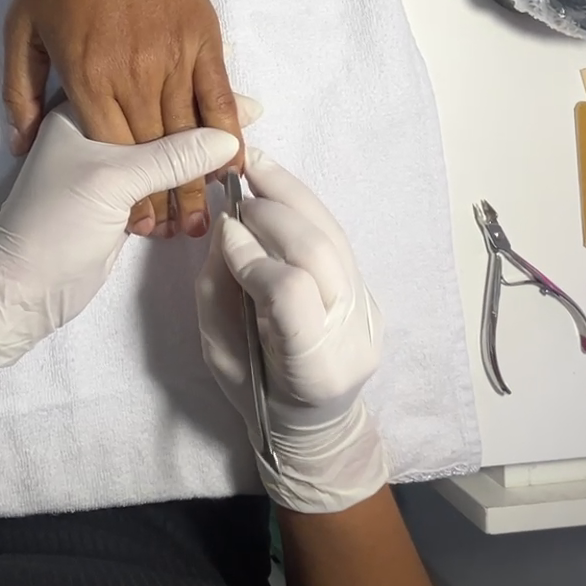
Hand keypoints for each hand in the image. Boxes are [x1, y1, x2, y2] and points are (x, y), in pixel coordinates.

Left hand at [0, 105, 240, 368]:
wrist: (23, 285)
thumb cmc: (56, 221)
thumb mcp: (113, 181)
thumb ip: (170, 156)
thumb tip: (227, 141)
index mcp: (83, 110)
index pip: (148, 87)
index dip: (195, 90)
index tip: (240, 97)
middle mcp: (96, 130)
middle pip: (163, 116)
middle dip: (207, 122)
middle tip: (255, 117)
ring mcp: (107, 164)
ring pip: (164, 149)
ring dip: (201, 154)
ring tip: (242, 152)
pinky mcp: (117, 197)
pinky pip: (160, 179)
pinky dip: (187, 181)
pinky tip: (216, 178)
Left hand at [3, 0, 240, 240]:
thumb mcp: (20, 28)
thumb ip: (20, 91)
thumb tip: (19, 144)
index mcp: (87, 76)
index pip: (113, 151)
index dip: (129, 194)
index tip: (140, 226)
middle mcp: (133, 74)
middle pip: (154, 152)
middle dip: (168, 200)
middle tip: (178, 236)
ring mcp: (173, 57)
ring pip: (189, 132)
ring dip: (198, 179)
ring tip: (206, 217)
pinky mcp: (203, 40)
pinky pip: (219, 95)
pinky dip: (228, 132)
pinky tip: (233, 163)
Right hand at [196, 149, 388, 512]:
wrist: (315, 421)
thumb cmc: (255, 393)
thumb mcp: (217, 351)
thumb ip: (218, 289)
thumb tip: (225, 225)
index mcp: (313, 367)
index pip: (291, 292)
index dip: (252, 254)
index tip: (222, 228)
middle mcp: (353, 334)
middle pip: (319, 251)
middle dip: (270, 212)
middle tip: (233, 192)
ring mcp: (368, 309)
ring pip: (333, 233)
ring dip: (289, 192)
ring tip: (253, 164)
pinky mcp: (368, 287)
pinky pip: (335, 233)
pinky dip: (300, 201)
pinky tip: (272, 181)